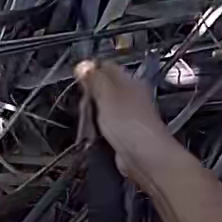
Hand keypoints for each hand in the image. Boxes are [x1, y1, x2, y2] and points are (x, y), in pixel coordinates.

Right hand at [76, 60, 188, 189]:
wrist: (144, 156)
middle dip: (89, 95)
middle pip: (102, 88)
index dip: (90, 71)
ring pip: (102, 108)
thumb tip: (82, 64)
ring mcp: (126, 116)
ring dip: (91, 113)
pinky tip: (94, 133)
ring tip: (88, 119)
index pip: (106, 67)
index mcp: (129, 81)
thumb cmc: (130, 124)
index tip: (77, 79)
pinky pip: (104, 126)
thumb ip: (94, 79)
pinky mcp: (122, 133)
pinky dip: (96, 129)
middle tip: (83, 102)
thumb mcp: (106, 95)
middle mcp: (130, 96)